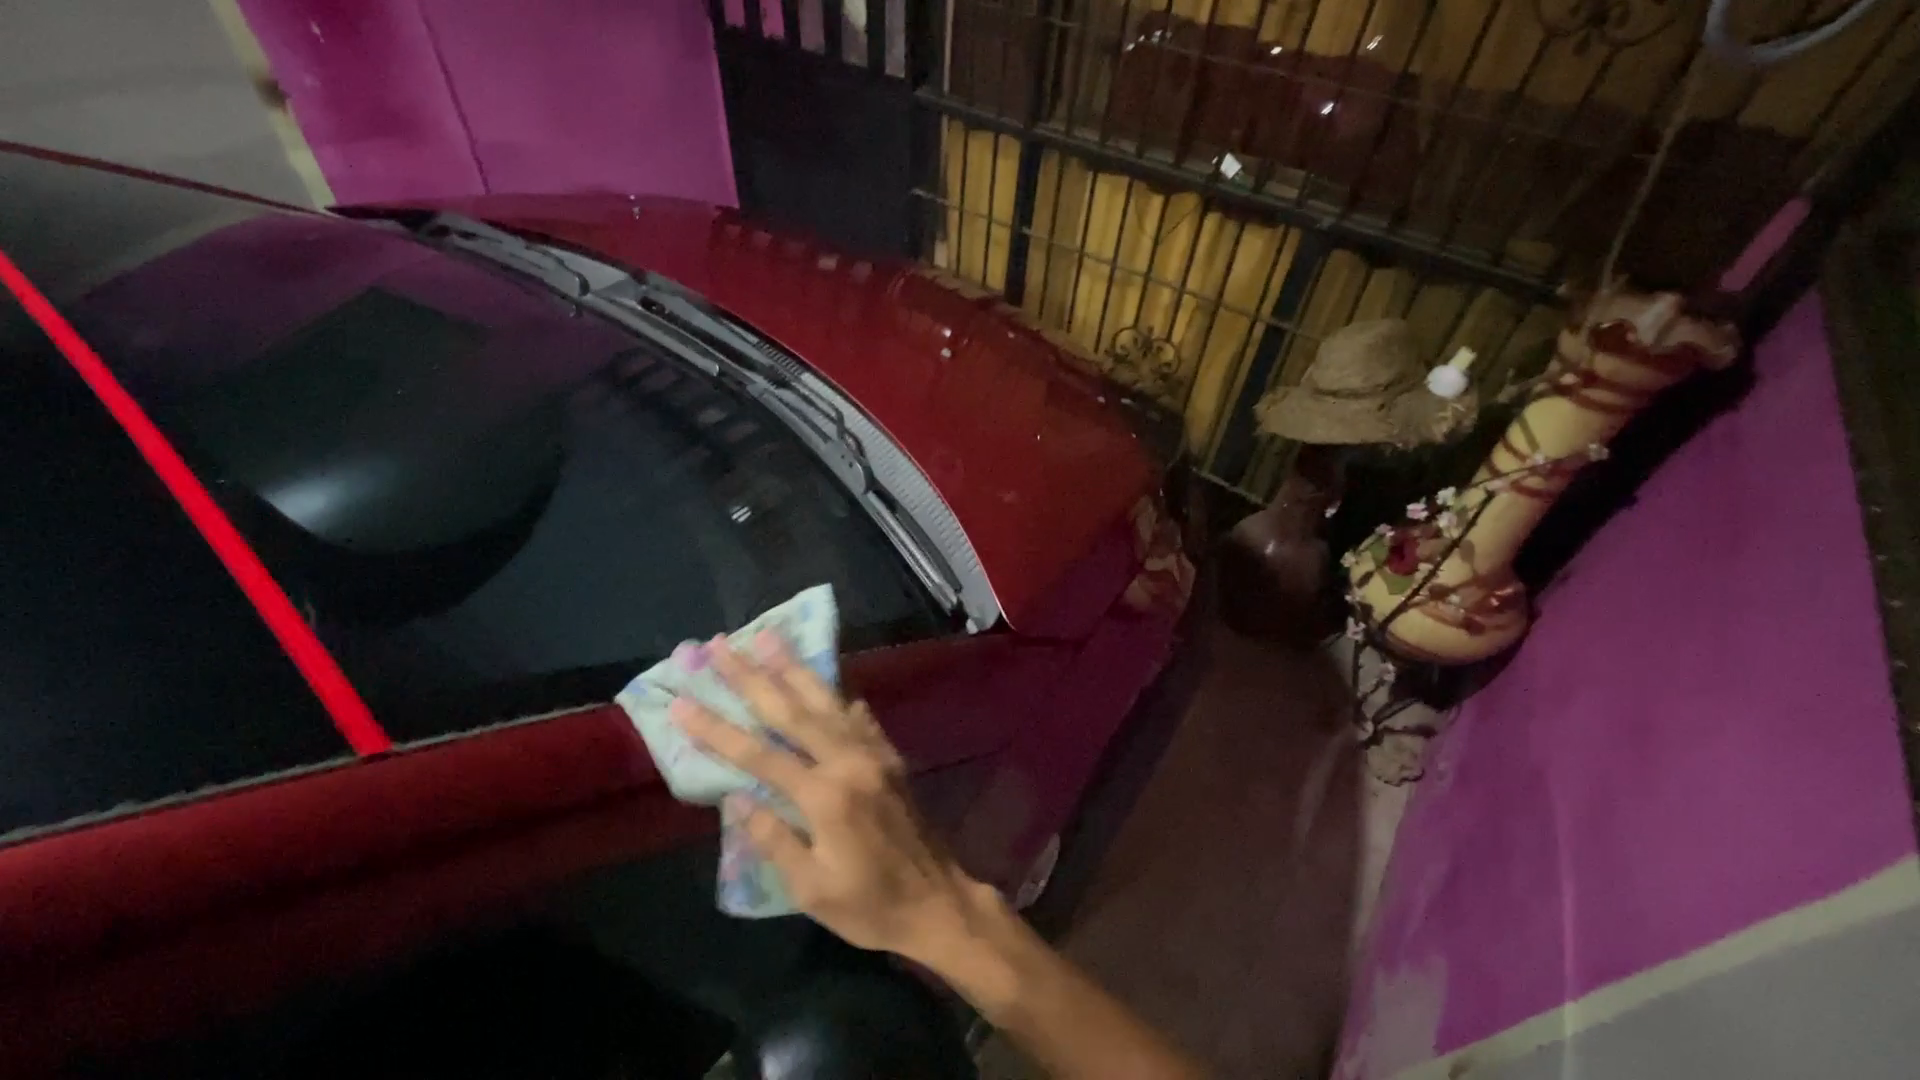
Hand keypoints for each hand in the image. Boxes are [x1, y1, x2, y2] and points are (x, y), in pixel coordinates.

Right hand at [668, 635, 987, 961]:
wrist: (940, 904)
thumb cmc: (870, 907)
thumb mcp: (811, 888)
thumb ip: (773, 838)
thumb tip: (736, 798)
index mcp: (824, 797)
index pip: (758, 755)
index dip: (717, 729)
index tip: (682, 701)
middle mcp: (849, 763)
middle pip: (792, 711)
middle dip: (752, 676)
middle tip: (721, 645)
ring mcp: (874, 756)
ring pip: (827, 702)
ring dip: (795, 669)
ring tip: (769, 637)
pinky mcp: (891, 759)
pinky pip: (860, 718)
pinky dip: (839, 696)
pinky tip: (829, 679)